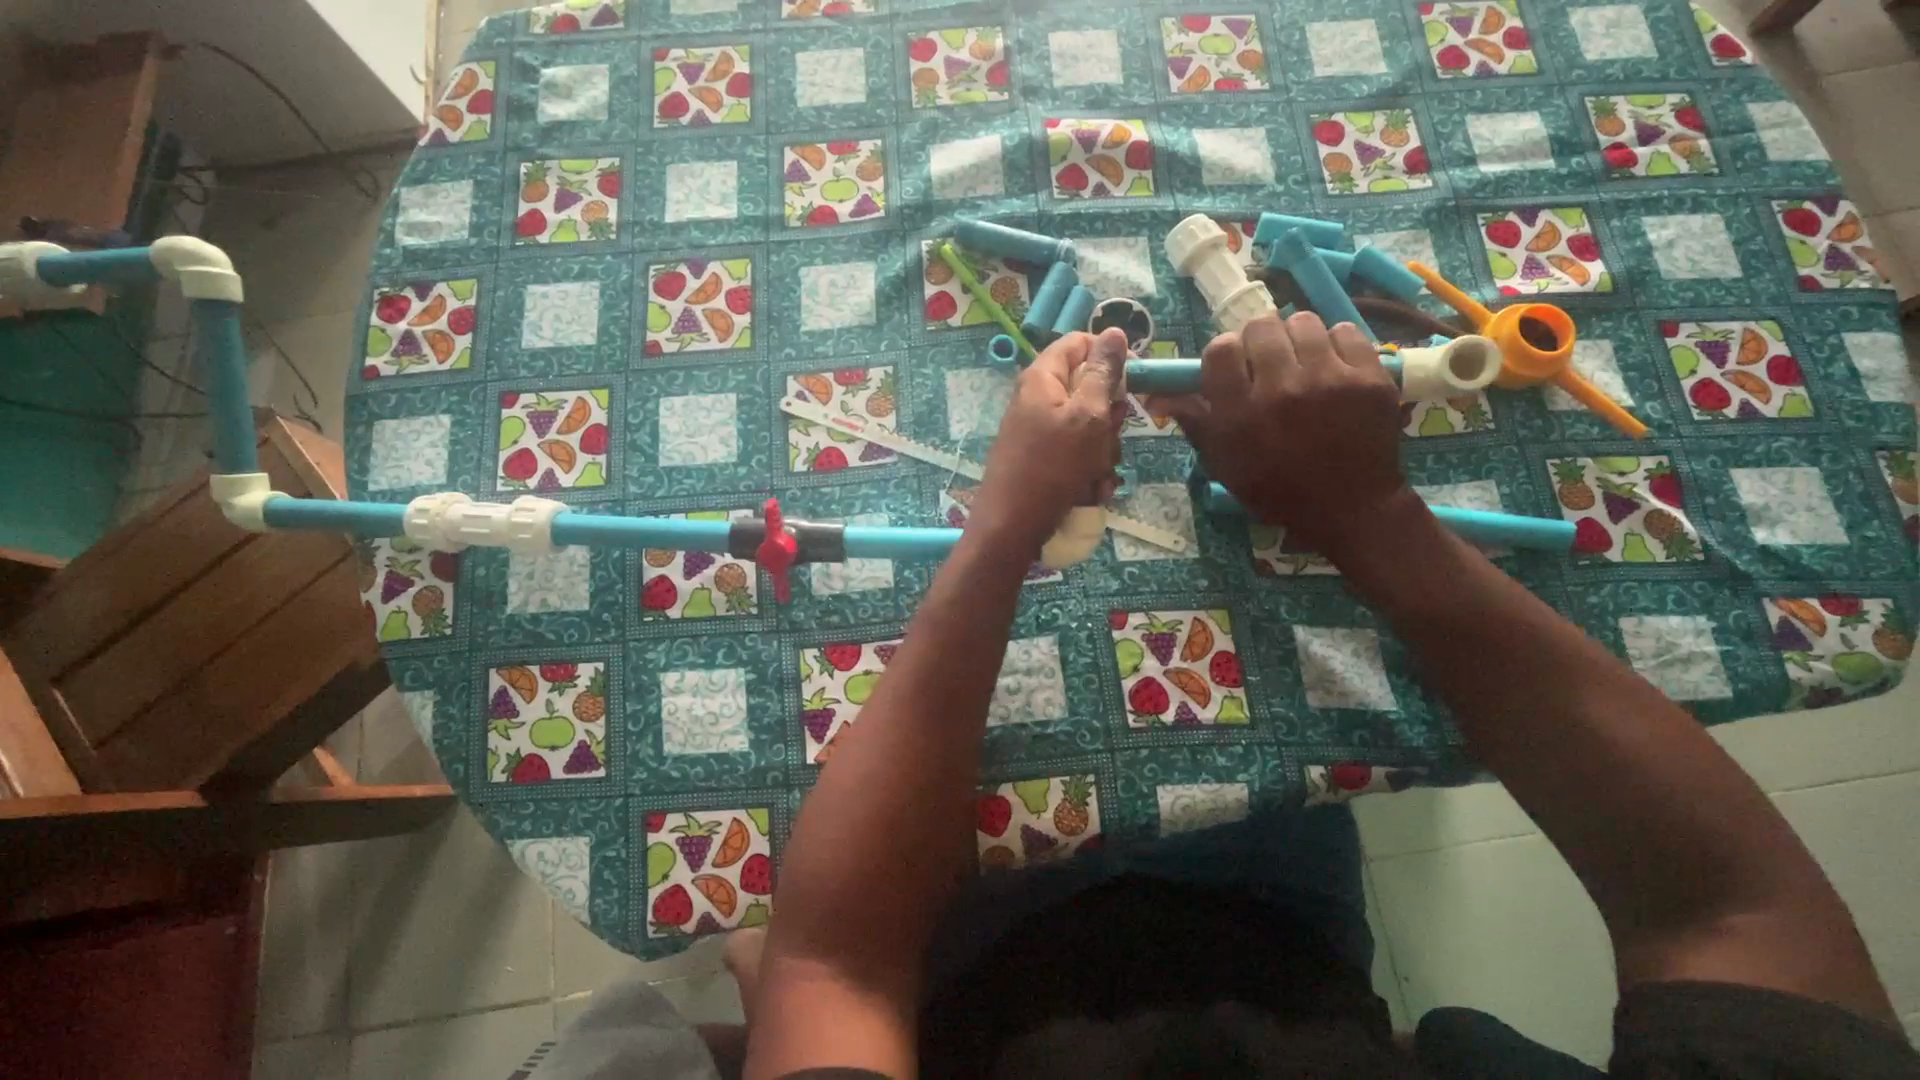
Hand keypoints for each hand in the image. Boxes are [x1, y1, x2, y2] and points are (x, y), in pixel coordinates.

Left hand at [970, 328, 1126, 555]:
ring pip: (1089, 429)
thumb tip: (1114, 331)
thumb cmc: (1052, 466)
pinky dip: (1088, 473)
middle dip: (1108, 419)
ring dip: (1102, 453)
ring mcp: (1039, 431)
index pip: (1080, 343)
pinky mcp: (1043, 460)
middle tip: (1108, 438)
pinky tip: (1088, 492)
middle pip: (1089, 390)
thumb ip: (1103, 372)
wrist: (1012, 527)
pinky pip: (1078, 456)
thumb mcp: (1087, 415)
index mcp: (1042, 377)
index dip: (1110, 356)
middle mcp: (1038, 399)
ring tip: (1095, 476)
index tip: (1133, 380)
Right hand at [1148, 313, 1412, 554]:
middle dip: (1260, 341)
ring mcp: (1328, 381)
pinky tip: (1333, 368)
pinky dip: (1336, 345)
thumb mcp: (1225, 463)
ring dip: (1297, 338)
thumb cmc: (1277, 489)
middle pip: (1261, 327)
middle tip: (1269, 362)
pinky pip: (1346, 332)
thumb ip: (1196, 423)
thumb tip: (1158, 395)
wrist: (1348, 507)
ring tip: (1303, 362)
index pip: (1221, 348)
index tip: (1235, 366)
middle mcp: (1280, 391)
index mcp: (1239, 415)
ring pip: (1303, 322)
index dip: (1226, 353)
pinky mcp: (1368, 377)